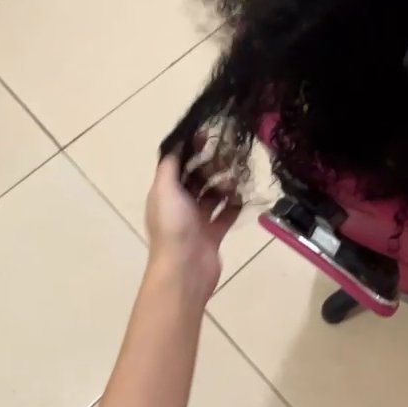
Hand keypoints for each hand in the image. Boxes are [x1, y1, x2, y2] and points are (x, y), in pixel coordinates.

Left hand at [144, 156, 240, 303]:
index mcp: (165, 194)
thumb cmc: (173, 227)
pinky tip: (242, 196)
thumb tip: (176, 144)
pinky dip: (233, 205)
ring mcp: (196, 221)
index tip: (207, 135)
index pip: (177, 166)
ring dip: (223, 185)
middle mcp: (179, 205)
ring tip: (237, 176)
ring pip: (212, 196)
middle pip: (196, 180)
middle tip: (229, 155)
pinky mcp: (213, 234)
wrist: (184, 270)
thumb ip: (169, 167)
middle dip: (210, 167)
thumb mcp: (165, 191)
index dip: (190, 151)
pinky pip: (225, 215)